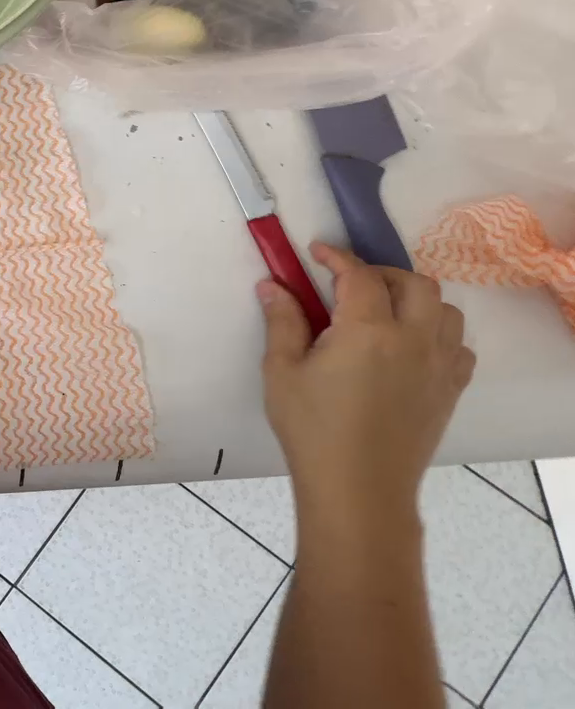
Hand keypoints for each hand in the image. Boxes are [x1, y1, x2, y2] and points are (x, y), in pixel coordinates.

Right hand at [259, 242, 474, 518]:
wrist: (358, 481)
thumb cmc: (310, 423)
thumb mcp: (281, 369)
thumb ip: (283, 322)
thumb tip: (274, 285)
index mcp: (368, 331)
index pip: (360, 277)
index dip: (337, 257)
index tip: (316, 250)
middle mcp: (414, 340)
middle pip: (415, 284)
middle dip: (380, 272)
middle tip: (345, 279)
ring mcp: (441, 365)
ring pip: (445, 310)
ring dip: (413, 298)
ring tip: (377, 308)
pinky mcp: (451, 387)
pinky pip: (457, 344)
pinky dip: (434, 330)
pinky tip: (403, 343)